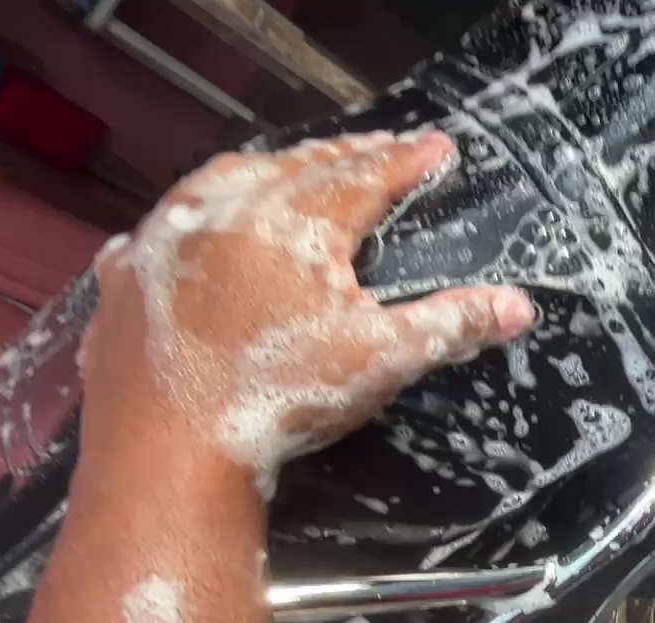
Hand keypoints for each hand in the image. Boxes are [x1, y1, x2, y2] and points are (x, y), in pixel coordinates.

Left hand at [79, 131, 535, 494]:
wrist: (171, 445)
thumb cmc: (288, 394)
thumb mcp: (388, 358)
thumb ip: (454, 323)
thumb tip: (520, 306)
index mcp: (292, 225)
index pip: (362, 178)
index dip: (406, 162)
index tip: (439, 146)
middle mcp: (223, 211)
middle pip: (296, 165)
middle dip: (346, 154)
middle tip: (382, 146)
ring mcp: (167, 238)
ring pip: (227, 179)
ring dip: (276, 168)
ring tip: (304, 168)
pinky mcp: (133, 273)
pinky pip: (174, 220)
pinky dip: (207, 209)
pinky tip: (213, 223)